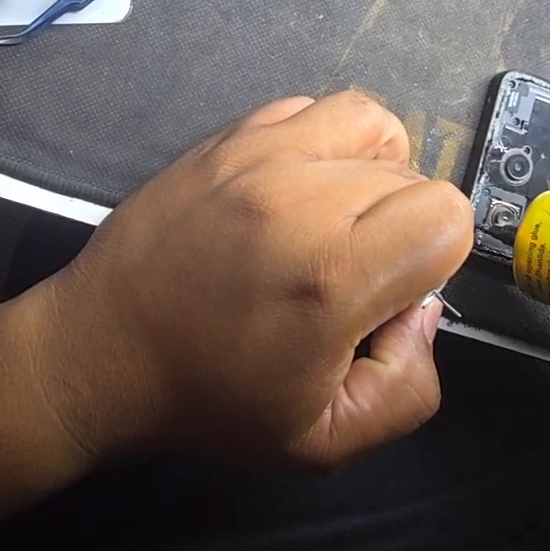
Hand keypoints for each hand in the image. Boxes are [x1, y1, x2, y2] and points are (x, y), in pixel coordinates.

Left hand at [24, 92, 472, 469]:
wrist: (102, 348)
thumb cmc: (210, 400)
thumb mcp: (325, 441)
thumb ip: (409, 387)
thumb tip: (422, 308)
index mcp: (332, 274)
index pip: (448, 217)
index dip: (434, 261)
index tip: (387, 292)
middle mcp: (300, 196)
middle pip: (412, 177)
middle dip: (399, 228)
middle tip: (345, 270)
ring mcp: (258, 153)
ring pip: (372, 125)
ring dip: (372, 170)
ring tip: (333, 215)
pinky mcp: (227, 136)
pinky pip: (311, 109)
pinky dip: (323, 143)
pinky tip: (294, 187)